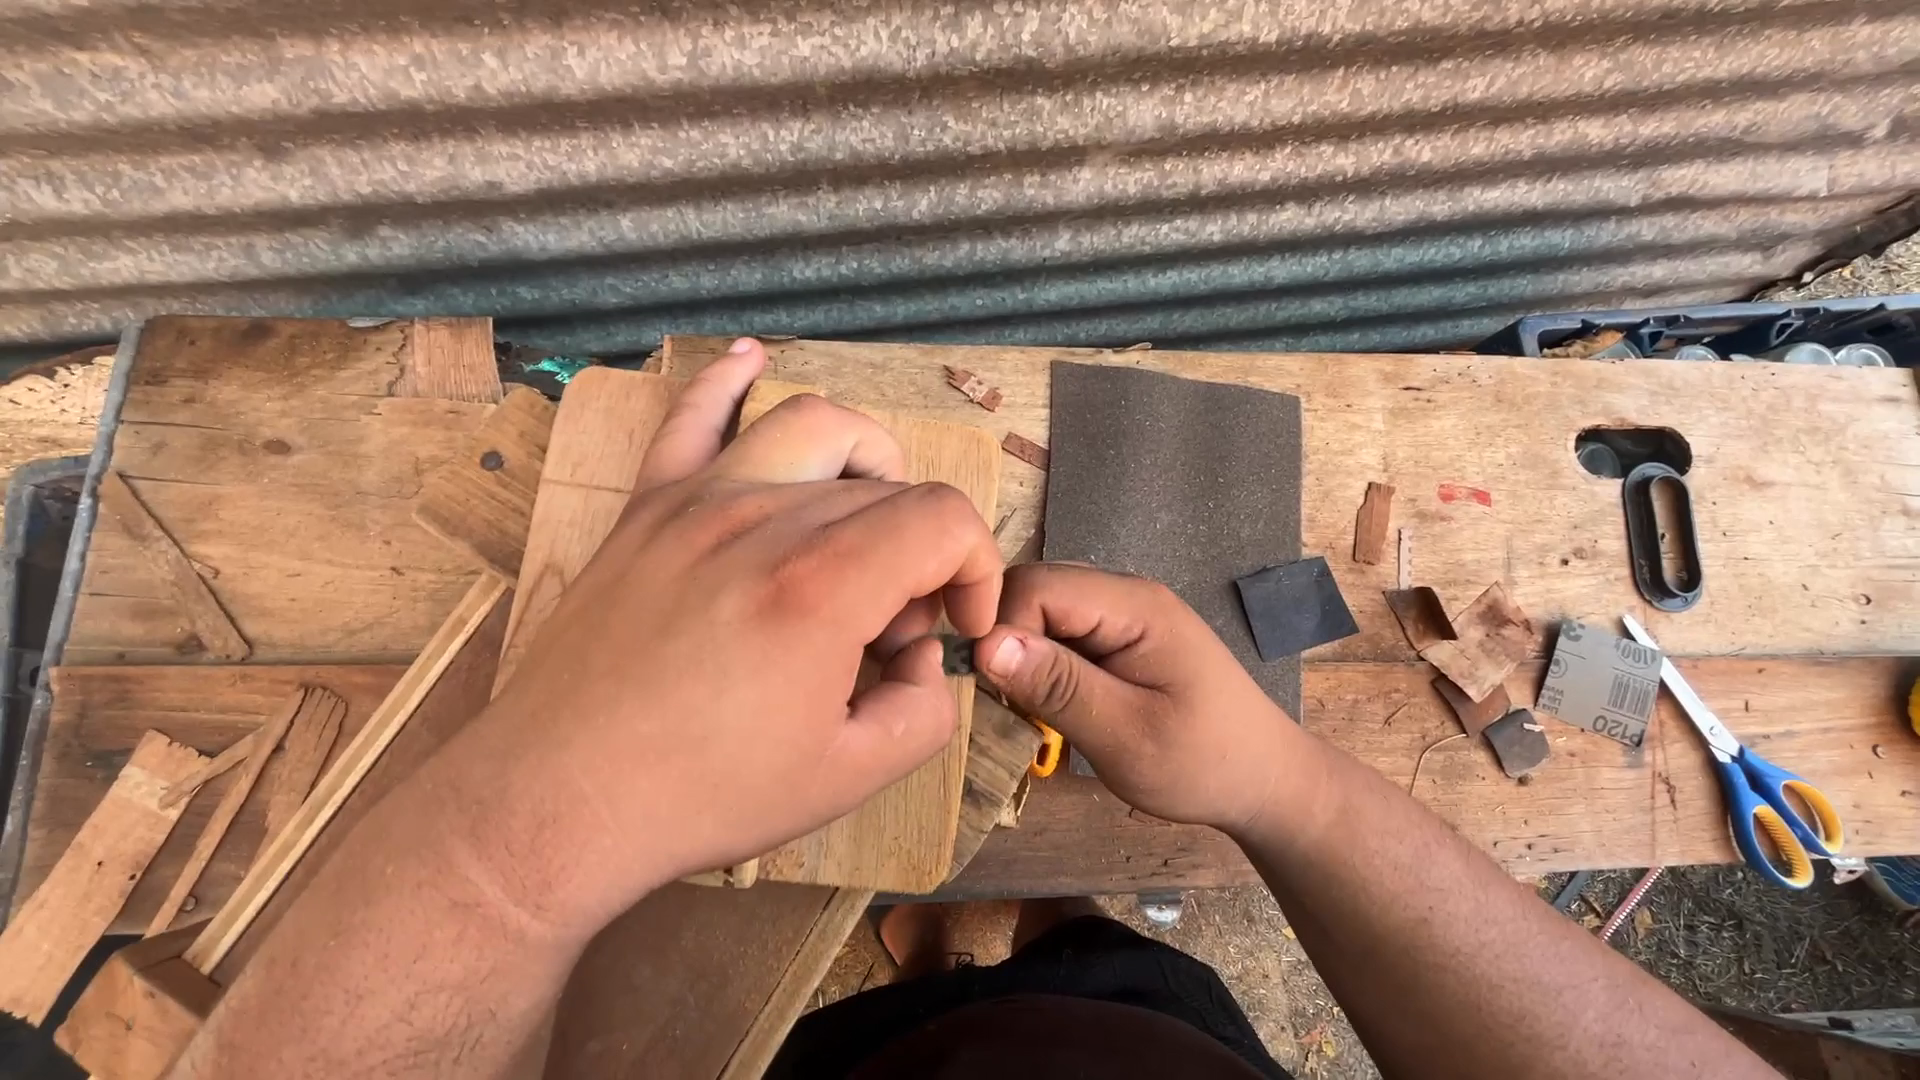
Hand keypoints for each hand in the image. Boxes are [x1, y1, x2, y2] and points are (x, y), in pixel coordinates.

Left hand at [471, 340, 1001, 928]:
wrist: (557, 801)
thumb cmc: (704, 794)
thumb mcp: (851, 775)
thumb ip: (926, 707)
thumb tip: (922, 653)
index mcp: (822, 585)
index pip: (944, 518)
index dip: (979, 567)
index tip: (960, 624)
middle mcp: (764, 519)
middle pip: (890, 488)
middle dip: (922, 554)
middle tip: (893, 627)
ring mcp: (698, 500)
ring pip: (816, 427)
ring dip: (870, 465)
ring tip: (865, 521)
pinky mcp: (648, 507)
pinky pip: (692, 415)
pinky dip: (729, 379)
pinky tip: (751, 360)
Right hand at [974, 563, 1304, 833]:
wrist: (1264, 781)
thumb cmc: (1204, 764)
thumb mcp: (1127, 735)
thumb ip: (1058, 687)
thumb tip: (984, 646)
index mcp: (1134, 606)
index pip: (1036, 586)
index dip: (1001, 630)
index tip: (997, 691)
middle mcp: (1125, 595)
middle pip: (1034, 591)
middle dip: (1007, 643)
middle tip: (1013, 706)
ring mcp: (1123, 615)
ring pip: (1042, 612)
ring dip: (1024, 658)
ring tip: (1032, 710)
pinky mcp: (1120, 638)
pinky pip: (1061, 634)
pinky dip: (1043, 667)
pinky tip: (1052, 705)